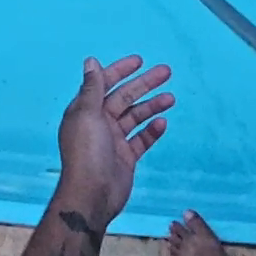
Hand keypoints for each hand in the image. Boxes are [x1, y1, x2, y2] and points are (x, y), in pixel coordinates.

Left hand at [54, 55, 174, 228]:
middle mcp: (98, 123)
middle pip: (124, 97)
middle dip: (144, 84)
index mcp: (85, 111)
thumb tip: (91, 61)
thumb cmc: (87, 152)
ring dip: (152, 106)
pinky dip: (152, 130)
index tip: (139, 61)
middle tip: (166, 72)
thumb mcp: (87, 115)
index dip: (120, 71)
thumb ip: (92, 88)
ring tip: (170, 98)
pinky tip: (162, 123)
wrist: (92, 195)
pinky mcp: (126, 157)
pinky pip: (141, 139)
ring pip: (135, 117)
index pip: (104, 84)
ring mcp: (113, 140)